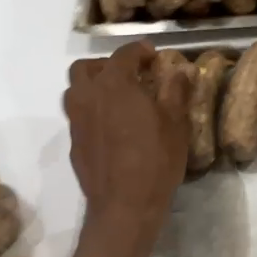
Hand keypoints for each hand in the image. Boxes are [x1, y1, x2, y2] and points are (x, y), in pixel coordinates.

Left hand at [63, 41, 190, 255]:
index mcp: (114, 84)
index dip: (139, 51)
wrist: (124, 205)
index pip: (123, 55)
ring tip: (116, 99)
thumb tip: (181, 70)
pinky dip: (92, 113)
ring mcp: (77, 121)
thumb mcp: (175, 123)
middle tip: (129, 76)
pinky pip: (78, 117)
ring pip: (76, 92)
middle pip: (86, 68)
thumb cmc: (155, 159)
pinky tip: (111, 128)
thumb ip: (176, 91)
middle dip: (106, 65)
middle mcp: (88, 96)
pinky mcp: (74, 144)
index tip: (153, 56)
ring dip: (92, 87)